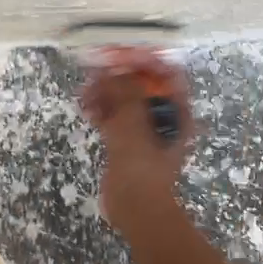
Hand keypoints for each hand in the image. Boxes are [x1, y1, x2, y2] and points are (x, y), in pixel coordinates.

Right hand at [81, 47, 193, 229]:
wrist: (138, 210)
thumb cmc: (142, 165)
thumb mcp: (133, 122)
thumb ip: (125, 91)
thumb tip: (113, 67)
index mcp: (177, 111)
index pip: (166, 73)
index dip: (144, 59)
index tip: (120, 53)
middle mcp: (164, 117)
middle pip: (142, 85)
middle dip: (118, 75)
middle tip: (95, 69)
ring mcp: (144, 131)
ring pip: (125, 101)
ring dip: (105, 92)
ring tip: (85, 91)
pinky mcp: (127, 143)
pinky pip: (114, 118)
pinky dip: (100, 110)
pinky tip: (85, 107)